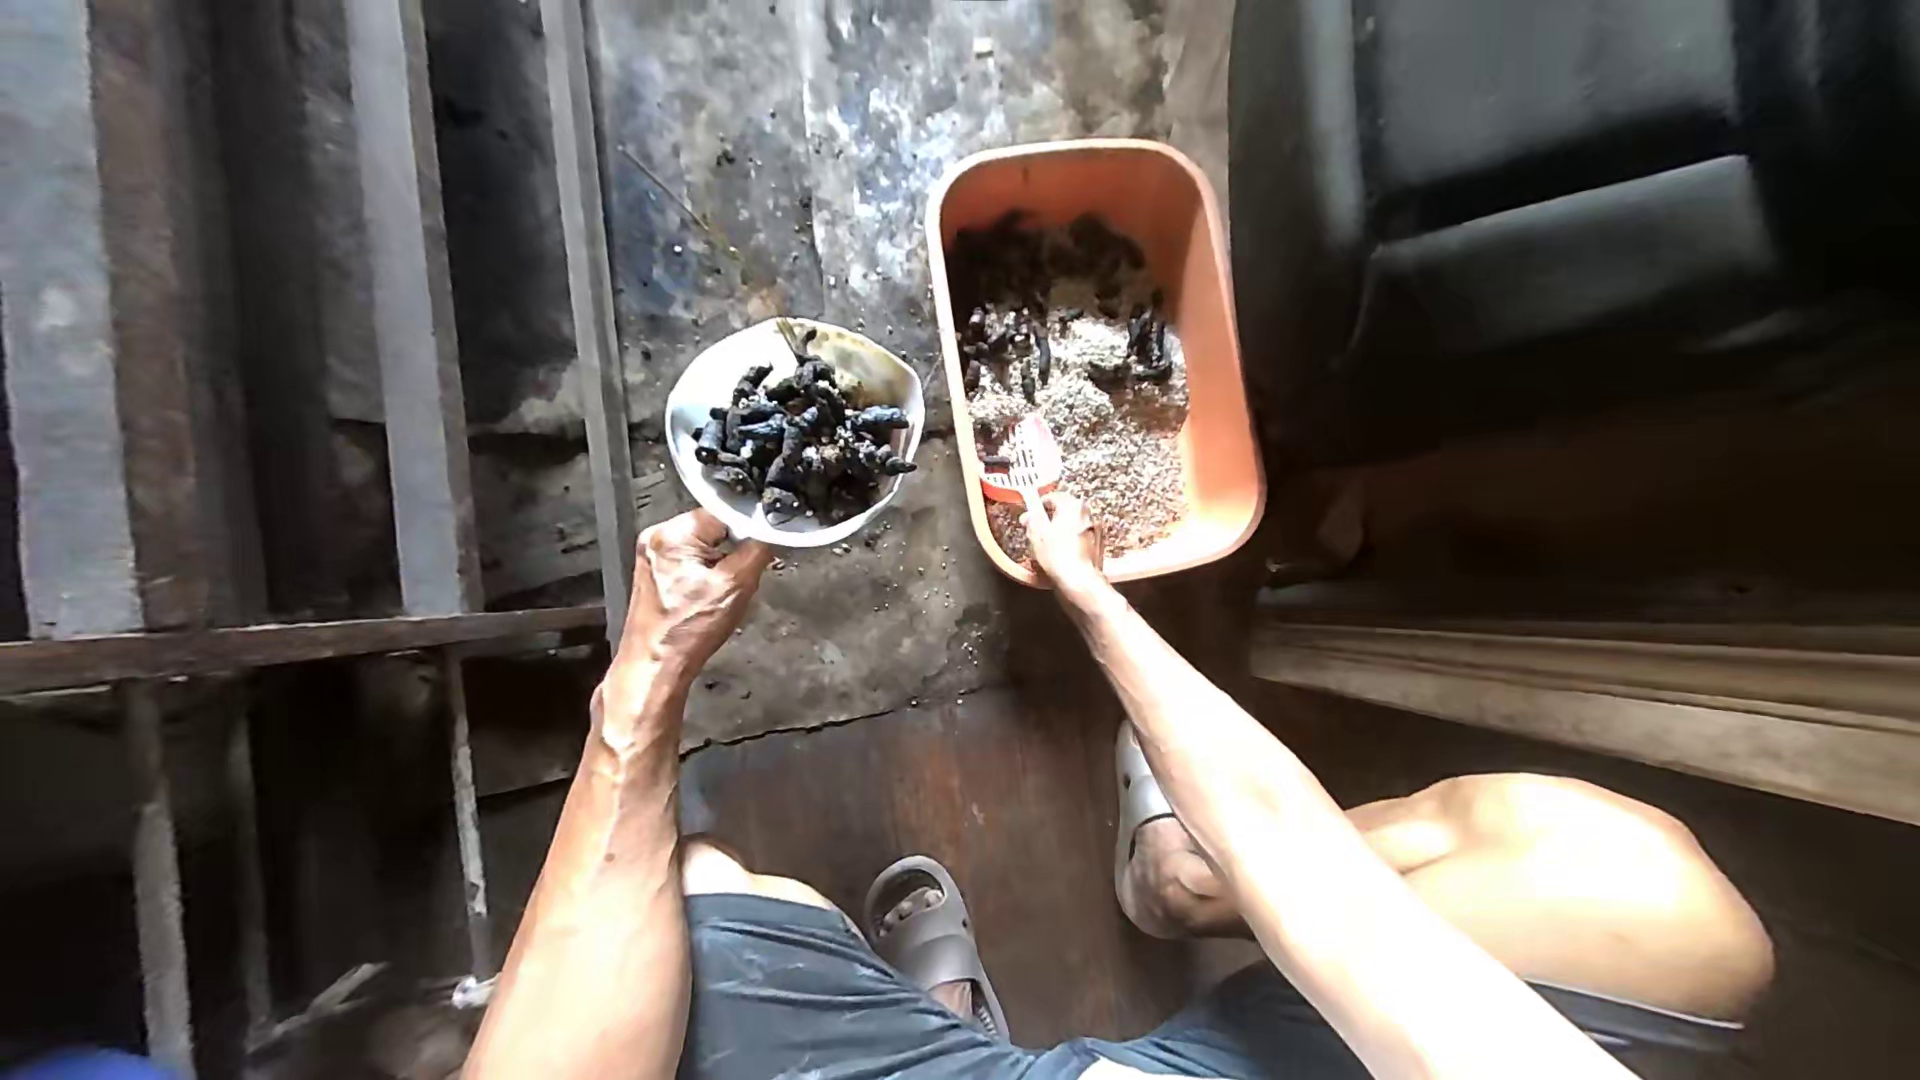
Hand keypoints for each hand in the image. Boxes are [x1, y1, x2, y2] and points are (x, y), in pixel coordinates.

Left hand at [612, 509, 772, 683]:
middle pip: (716, 529)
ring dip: (722, 565)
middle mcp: (657, 539)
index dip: (747, 531)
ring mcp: (654, 556)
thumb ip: (758, 549)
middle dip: (734, 551)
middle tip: (733, 580)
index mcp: (672, 534)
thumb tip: (770, 530)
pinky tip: (706, 598)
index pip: (725, 512)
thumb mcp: (737, 585)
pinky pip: (695, 561)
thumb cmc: (685, 632)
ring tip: (717, 593)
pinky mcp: (658, 572)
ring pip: (707, 546)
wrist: (657, 665)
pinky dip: (708, 576)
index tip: (754, 551)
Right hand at [1021, 492, 1106, 595]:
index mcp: (1073, 505)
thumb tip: (1030, 515)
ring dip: (1061, 531)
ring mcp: (1095, 530)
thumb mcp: (1036, 534)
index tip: (1029, 516)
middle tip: (1036, 531)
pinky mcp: (1098, 546)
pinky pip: (1079, 538)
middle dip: (1050, 519)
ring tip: (1047, 545)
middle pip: (1064, 510)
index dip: (1038, 507)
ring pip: (1072, 525)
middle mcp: (1088, 514)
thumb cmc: (1058, 556)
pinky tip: (1060, 554)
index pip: (1052, 497)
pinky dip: (1070, 542)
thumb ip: (1032, 519)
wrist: (1080, 581)